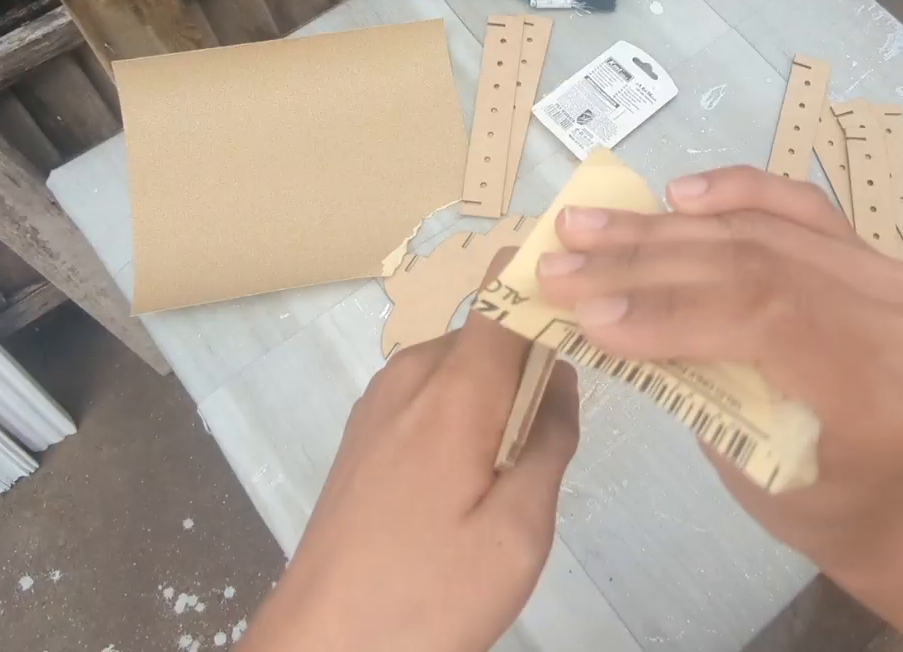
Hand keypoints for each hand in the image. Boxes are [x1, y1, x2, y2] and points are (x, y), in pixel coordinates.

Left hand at [242, 314, 579, 651]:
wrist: (322, 647)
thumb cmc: (426, 593)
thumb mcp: (518, 532)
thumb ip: (550, 440)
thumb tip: (559, 373)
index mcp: (454, 387)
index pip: (501, 292)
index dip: (541, 286)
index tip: (581, 314)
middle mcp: (411, 372)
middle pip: (489, 335)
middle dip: (528, 369)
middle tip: (544, 441)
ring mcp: (381, 396)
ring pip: (462, 365)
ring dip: (495, 398)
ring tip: (498, 476)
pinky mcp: (366, 425)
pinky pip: (432, 392)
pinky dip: (461, 414)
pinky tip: (457, 485)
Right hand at [537, 167, 902, 651]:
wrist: (883, 484)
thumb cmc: (808, 492)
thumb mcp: (745, 462)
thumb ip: (689, 380)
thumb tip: (597, 311)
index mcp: (878, 399)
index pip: (766, 322)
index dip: (670, 309)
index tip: (586, 312)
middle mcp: (897, 326)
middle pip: (753, 266)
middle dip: (643, 262)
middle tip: (561, 262)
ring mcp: (885, 279)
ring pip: (758, 230)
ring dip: (660, 228)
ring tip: (587, 226)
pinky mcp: (864, 251)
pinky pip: (793, 202)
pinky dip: (731, 189)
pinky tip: (676, 194)